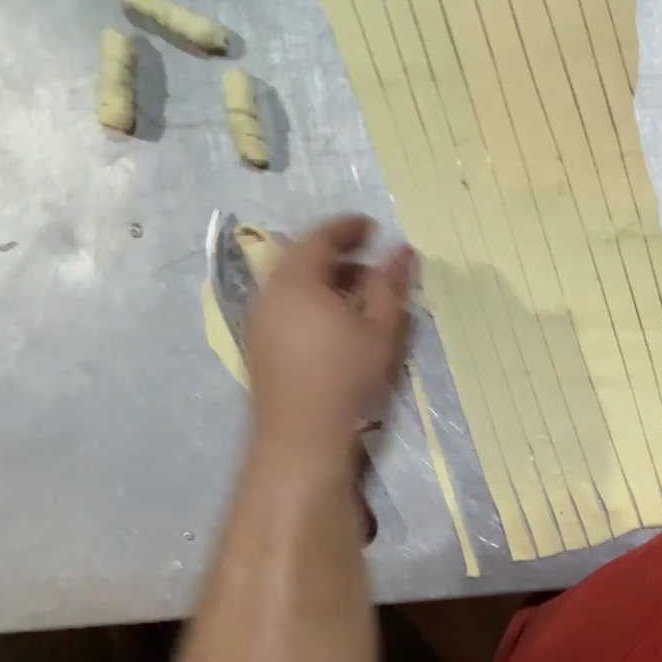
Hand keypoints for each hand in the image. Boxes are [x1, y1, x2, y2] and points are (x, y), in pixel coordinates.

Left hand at [246, 215, 413, 459]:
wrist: (301, 434)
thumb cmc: (346, 376)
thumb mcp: (380, 328)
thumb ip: (390, 284)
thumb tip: (402, 250)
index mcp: (297, 280)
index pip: (321, 237)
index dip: (349, 228)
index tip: (373, 227)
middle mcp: (269, 292)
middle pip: (303, 259)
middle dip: (338, 256)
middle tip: (371, 264)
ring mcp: (259, 320)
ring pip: (293, 286)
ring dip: (325, 282)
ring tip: (358, 297)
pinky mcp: (259, 345)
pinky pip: (286, 307)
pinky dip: (311, 303)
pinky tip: (335, 326)